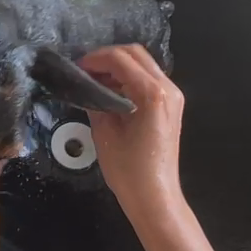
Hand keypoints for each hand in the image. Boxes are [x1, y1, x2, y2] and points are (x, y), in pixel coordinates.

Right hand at [77, 45, 185, 225]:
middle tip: (85, 70)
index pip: (120, 59)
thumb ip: (96, 100)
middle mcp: (167, 88)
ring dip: (119, 66)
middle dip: (107, 57)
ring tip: (95, 80)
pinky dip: (129, 77)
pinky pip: (149, 78)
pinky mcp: (172, 104)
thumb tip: (87, 84)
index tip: (77, 67)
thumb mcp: (104, 132)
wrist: (155, 197)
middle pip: (135, 53)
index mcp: (152, 93)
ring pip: (143, 63)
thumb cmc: (128, 170)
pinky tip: (111, 91)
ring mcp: (173, 95)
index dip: (95, 58)